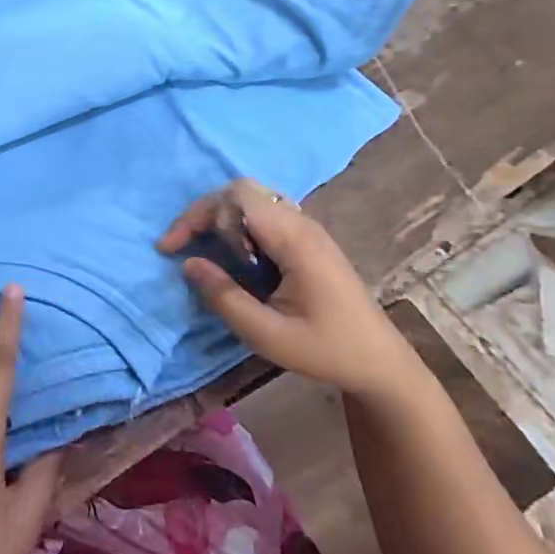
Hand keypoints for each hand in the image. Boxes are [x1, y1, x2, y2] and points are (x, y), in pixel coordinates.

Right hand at [158, 178, 420, 400]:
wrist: (381, 362)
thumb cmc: (327, 350)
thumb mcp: (268, 336)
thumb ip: (225, 298)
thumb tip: (189, 263)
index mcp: (294, 239)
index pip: (236, 196)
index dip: (199, 214)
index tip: (173, 248)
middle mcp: (301, 222)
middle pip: (241, 191)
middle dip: (204, 213)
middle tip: (182, 247)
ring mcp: (307, 228)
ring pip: (252, 199)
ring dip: (221, 218)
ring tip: (205, 251)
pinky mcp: (308, 238)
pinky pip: (264, 214)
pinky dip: (238, 225)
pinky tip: (234, 254)